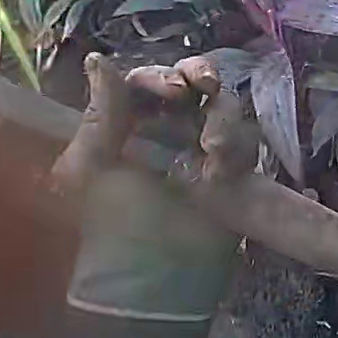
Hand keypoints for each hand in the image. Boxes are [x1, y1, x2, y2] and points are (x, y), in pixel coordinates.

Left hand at [46, 53, 258, 337]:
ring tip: (215, 154)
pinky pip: (246, 143)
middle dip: (203, 76)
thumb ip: (99, 115)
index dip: (161, 75)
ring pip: (225, 107)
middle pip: (192, 80)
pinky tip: (224, 175)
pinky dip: (240, 153)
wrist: (156, 277)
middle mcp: (166, 124)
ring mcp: (203, 143)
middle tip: (207, 87)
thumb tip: (100, 60)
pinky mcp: (234, 166)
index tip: (172, 90)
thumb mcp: (91, 170)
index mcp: (126, 120)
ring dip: (224, 122)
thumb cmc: (112, 224)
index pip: (146, 80)